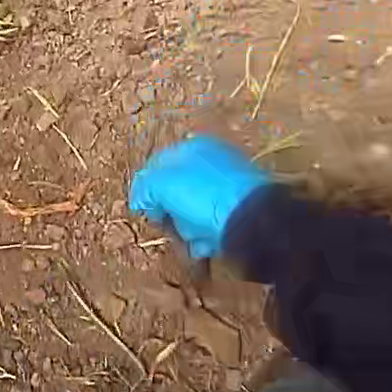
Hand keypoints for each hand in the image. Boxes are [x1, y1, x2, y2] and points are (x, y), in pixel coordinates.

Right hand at [128, 136, 272, 258]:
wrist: (251, 220)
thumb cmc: (202, 197)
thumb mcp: (162, 185)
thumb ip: (144, 187)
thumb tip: (140, 200)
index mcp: (193, 148)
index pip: (159, 165)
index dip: (148, 189)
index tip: (145, 209)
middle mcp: (212, 163)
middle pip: (175, 192)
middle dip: (170, 213)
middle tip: (168, 224)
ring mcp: (228, 188)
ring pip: (192, 212)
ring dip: (188, 229)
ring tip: (194, 236)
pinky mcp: (239, 212)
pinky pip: (212, 225)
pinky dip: (207, 237)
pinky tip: (208, 243)